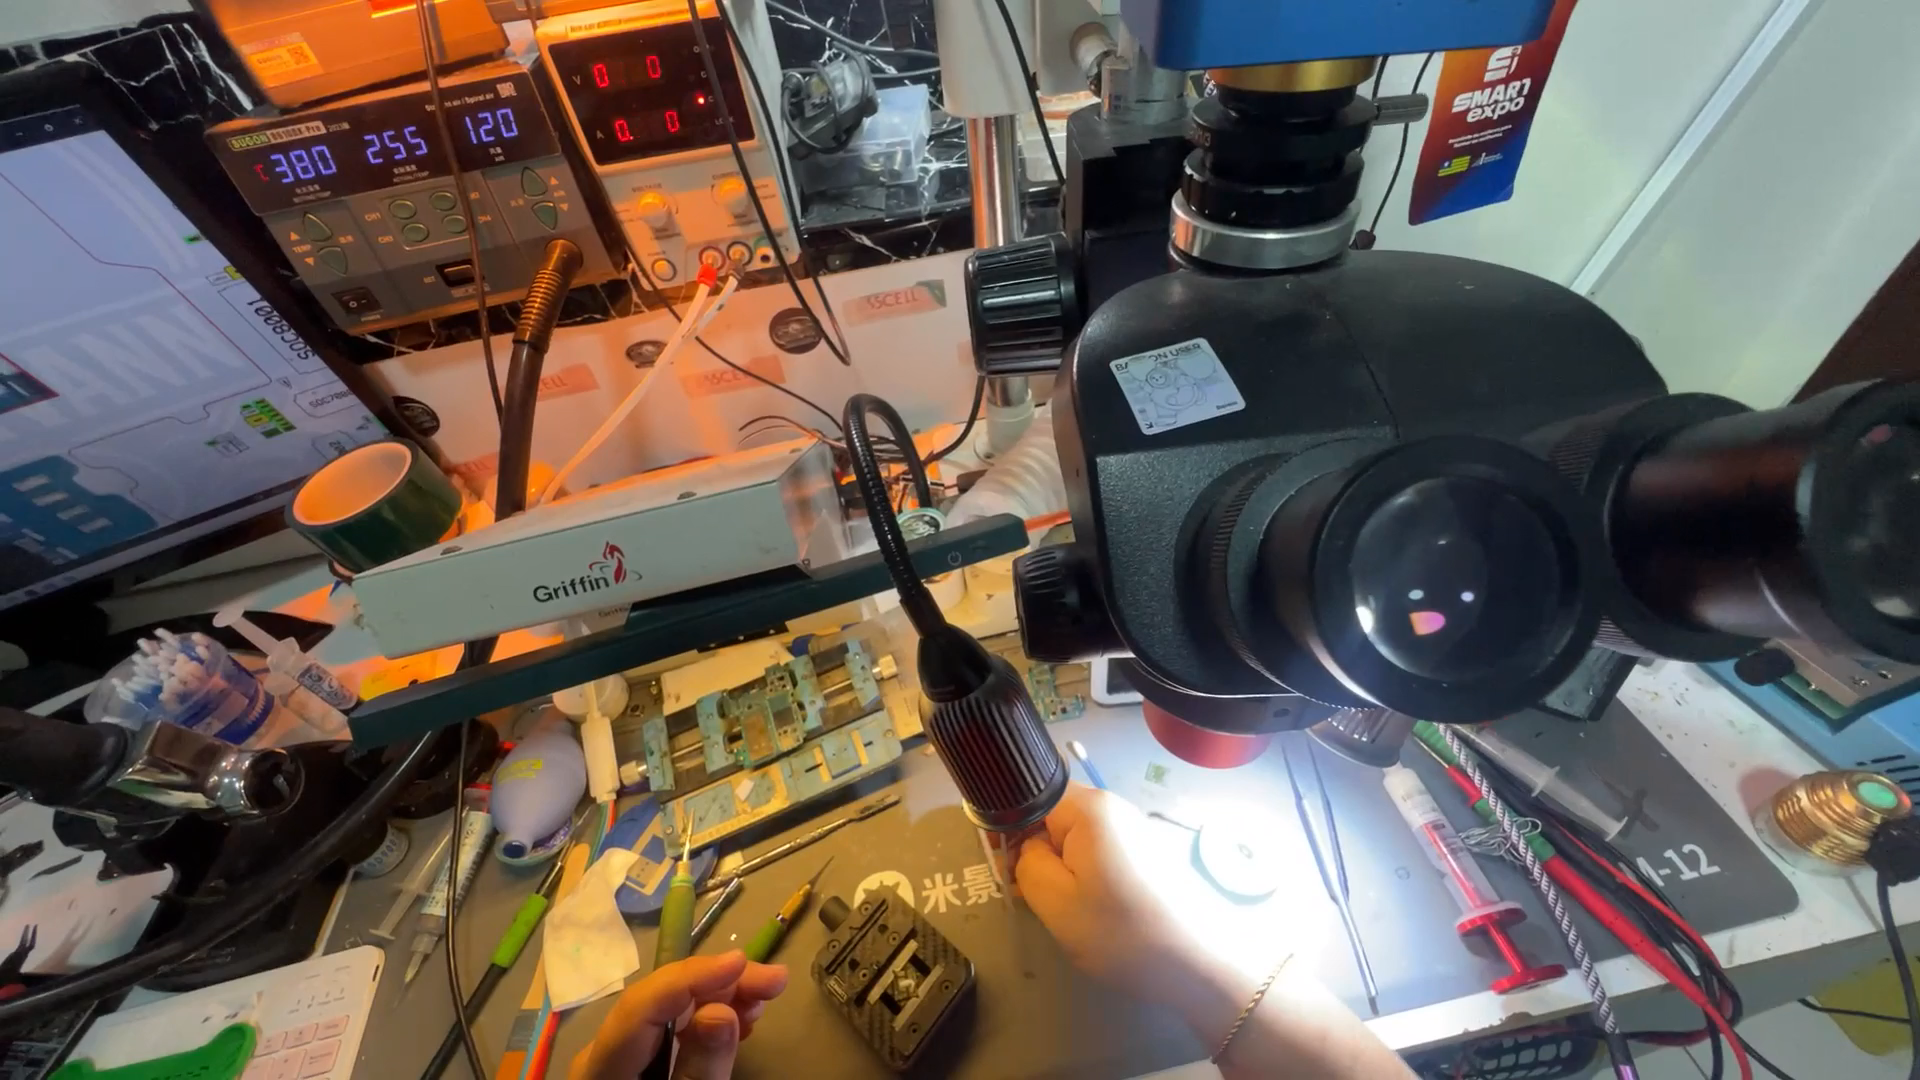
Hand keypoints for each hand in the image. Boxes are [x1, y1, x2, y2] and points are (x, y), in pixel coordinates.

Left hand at [569, 950, 787, 1079]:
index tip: (741, 964)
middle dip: (719, 984)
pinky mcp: (636, 1069)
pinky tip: (742, 1018)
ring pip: (671, 1009)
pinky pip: (671, 1029)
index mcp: (598, 1075)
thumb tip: (722, 1009)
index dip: (691, 977)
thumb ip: (700, 1072)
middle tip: (775, 982)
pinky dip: (710, 1017)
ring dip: (721, 996)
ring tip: (765, 998)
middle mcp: (601, 1058)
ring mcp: (617, 1062)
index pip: (640, 1008)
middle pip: (660, 1001)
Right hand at [1014, 785, 1223, 1012]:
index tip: (1007, 867)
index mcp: (1088, 806)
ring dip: (1063, 865)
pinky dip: (1088, 874)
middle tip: (1036, 895)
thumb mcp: (1055, 901)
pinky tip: (1098, 909)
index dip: (1012, 830)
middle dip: (1038, 850)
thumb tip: (1029, 847)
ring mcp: (1134, 826)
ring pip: (1077, 835)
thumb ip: (1027, 862)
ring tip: (1069, 908)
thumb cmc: (1122, 931)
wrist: (1201, 963)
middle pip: (1054, 814)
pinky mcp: (1148, 850)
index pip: (1030, 797)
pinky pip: (1101, 850)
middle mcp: (1113, 804)